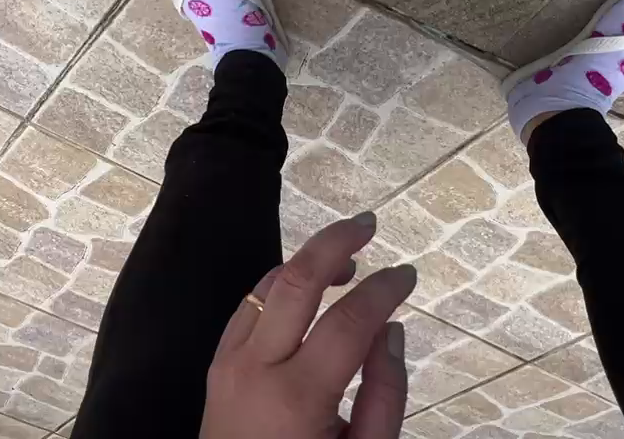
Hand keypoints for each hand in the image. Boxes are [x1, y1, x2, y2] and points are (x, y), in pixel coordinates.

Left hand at [200, 214, 417, 438]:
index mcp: (296, 399)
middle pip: (299, 278)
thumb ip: (383, 398)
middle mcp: (256, 367)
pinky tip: (306, 287)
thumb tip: (389, 327)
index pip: (350, 320)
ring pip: (269, 282)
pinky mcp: (215, 362)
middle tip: (369, 223)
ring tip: (347, 257)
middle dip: (337, 241)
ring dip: (309, 260)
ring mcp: (228, 361)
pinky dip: (281, 283)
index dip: (385, 288)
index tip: (408, 274)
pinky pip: (249, 304)